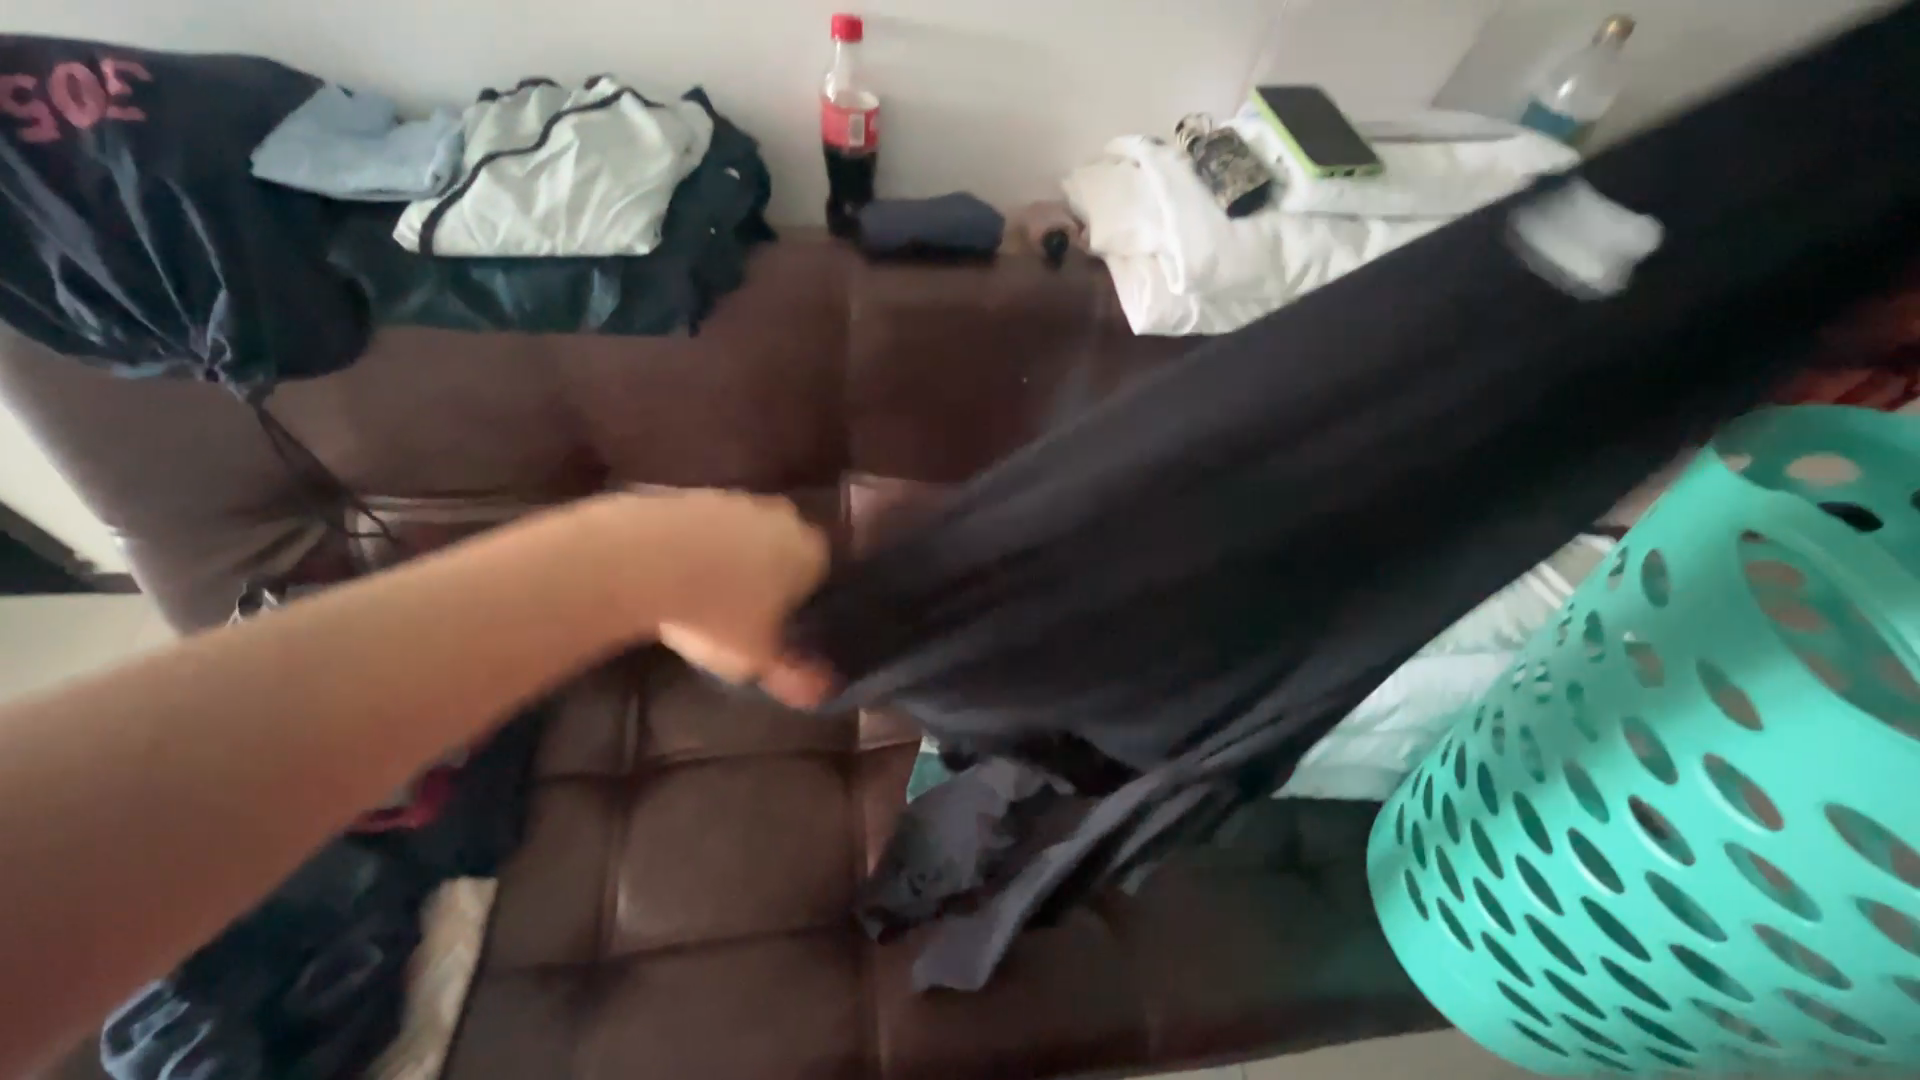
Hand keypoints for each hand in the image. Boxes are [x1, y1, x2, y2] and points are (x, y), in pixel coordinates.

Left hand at [619, 490, 834, 706]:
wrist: (640, 561)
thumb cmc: (716, 613)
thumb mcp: (756, 657)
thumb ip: (793, 673)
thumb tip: (821, 692)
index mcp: (810, 552)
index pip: (821, 575)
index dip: (802, 600)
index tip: (782, 623)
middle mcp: (781, 517)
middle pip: (783, 548)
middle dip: (768, 574)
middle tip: (745, 610)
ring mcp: (734, 499)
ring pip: (743, 533)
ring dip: (729, 556)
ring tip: (704, 594)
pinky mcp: (689, 493)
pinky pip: (702, 525)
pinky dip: (693, 545)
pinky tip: (672, 574)